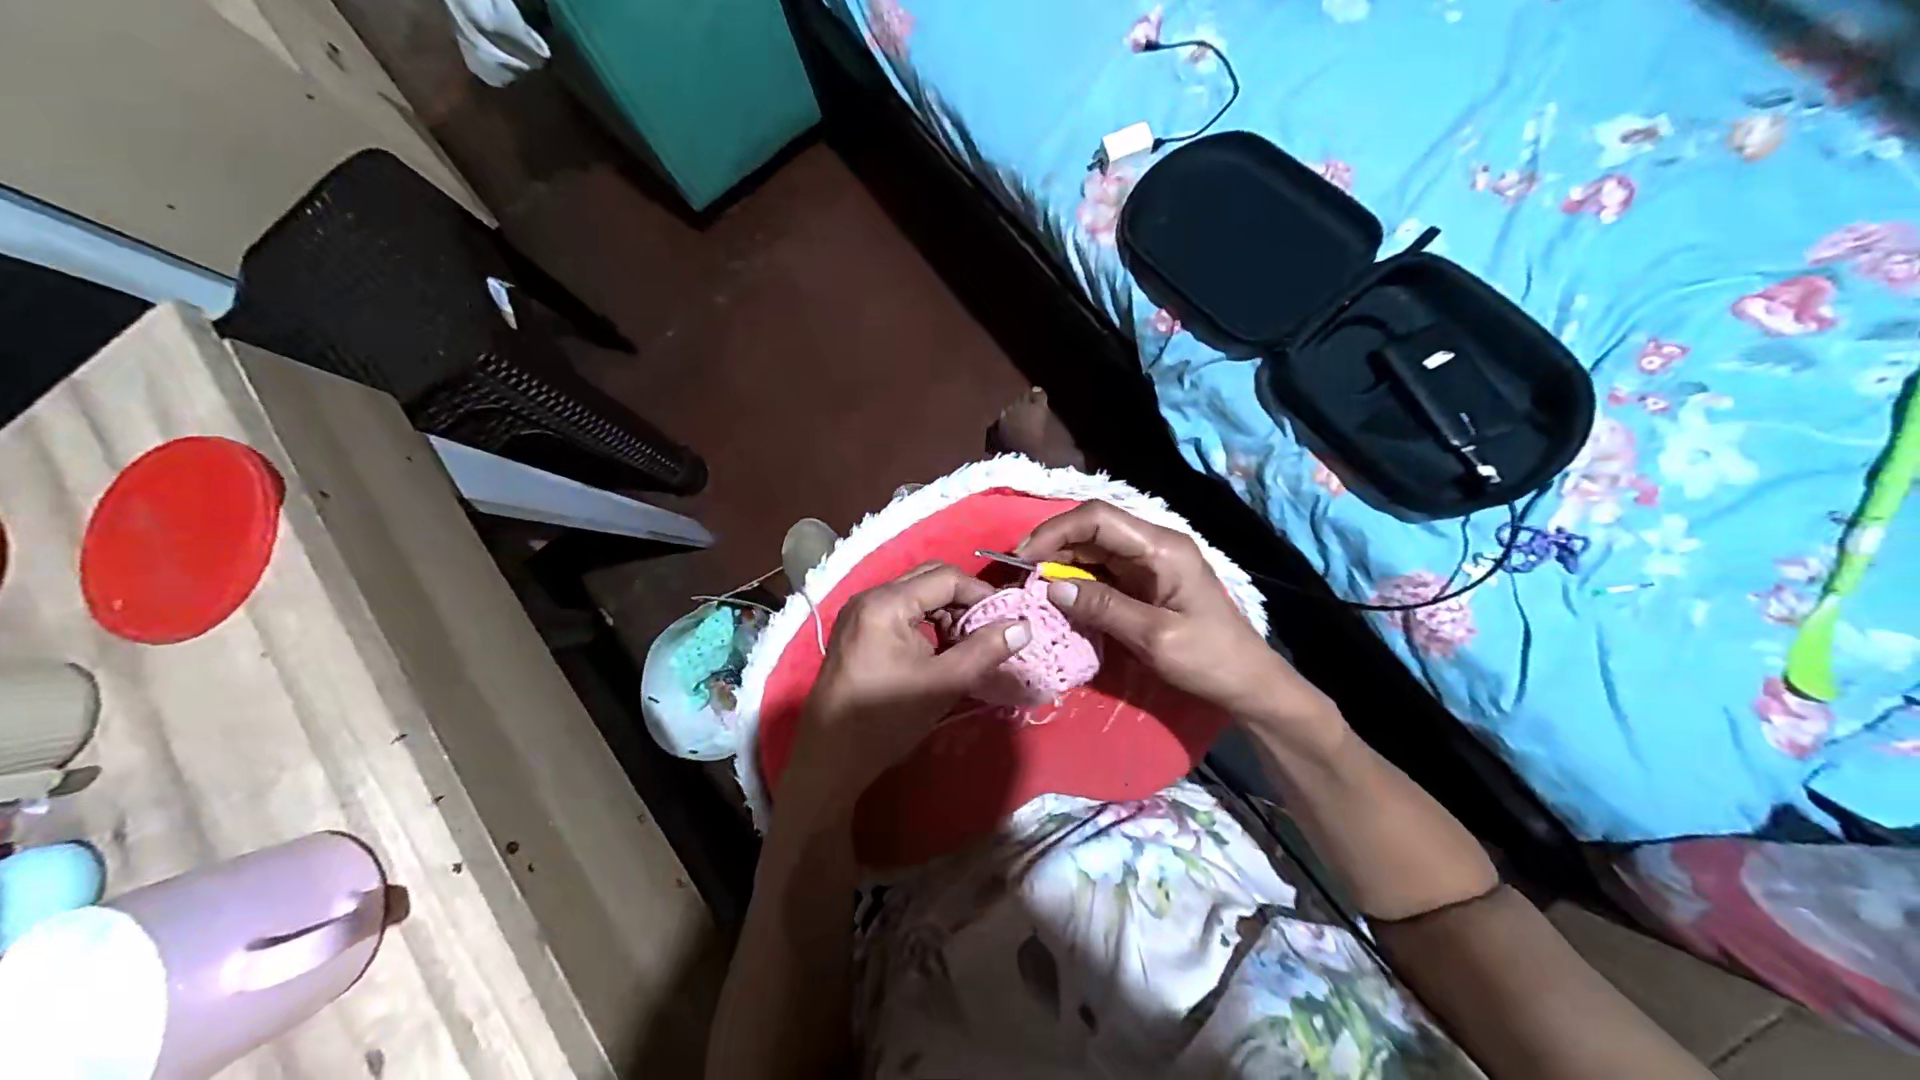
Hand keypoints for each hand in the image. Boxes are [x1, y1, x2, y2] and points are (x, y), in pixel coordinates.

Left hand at [777, 562, 1029, 831]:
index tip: (1006, 621)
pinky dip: (926, 623)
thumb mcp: (942, 684)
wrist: (830, 758)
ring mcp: (860, 613)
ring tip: (967, 644)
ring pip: (915, 595)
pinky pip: (900, 611)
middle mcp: (870, 596)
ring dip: (946, 612)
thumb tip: (1023, 626)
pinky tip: (940, 651)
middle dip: (963, 601)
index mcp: (886, 602)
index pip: (947, 577)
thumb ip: (985, 651)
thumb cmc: (885, 719)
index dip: (982, 595)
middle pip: (929, 579)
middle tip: (988, 630)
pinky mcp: (857, 630)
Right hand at [1017, 501, 1339, 744]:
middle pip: (1092, 527)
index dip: (1056, 531)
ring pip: (1092, 547)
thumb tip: (1050, 588)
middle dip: (1052, 544)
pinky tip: (1056, 595)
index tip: (1024, 557)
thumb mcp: (1155, 637)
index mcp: (1162, 547)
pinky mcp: (1143, 582)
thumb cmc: (1209, 659)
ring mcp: (1148, 563)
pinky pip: (1100, 570)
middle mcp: (1153, 545)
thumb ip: (1103, 608)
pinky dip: (1075, 579)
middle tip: (1020, 573)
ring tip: (1030, 584)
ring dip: (1060, 561)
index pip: (1098, 518)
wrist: (1246, 683)